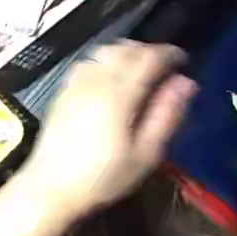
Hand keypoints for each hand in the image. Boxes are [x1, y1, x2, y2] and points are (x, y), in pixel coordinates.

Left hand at [14, 42, 196, 214]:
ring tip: (140, 70)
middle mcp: (95, 82)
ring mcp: (75, 84)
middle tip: (164, 66)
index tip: (183, 60)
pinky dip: (105, 60)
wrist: (51, 187)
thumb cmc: (103, 177)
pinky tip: (111, 78)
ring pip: (104, 51)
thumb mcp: (145, 154)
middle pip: (125, 48)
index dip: (169, 53)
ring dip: (126, 52)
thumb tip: (185, 83)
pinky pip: (86, 62)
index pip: (148, 58)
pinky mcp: (62, 92)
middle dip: (148, 50)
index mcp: (118, 95)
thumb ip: (166, 115)